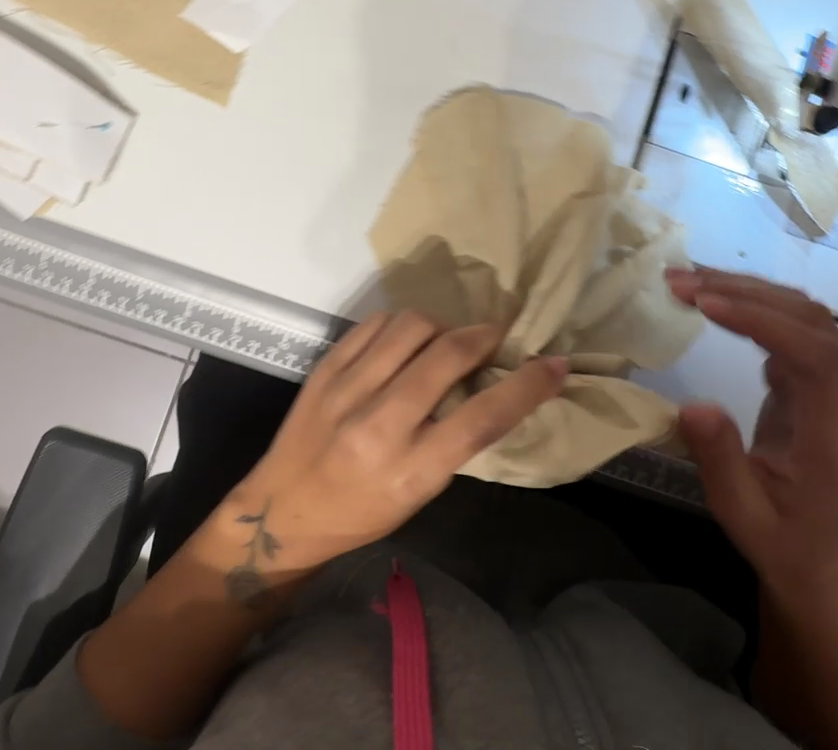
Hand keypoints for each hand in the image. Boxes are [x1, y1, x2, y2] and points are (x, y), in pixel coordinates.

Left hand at [214, 312, 566, 604]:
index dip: (527, 386)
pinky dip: (402, 325)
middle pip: (448, 356)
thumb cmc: (362, 513)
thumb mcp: (421, 492)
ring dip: (443, 326)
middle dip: (484, 337)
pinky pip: (375, 325)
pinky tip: (409, 340)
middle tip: (495, 340)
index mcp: (410, 469)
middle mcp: (378, 425)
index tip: (554, 364)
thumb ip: (455, 440)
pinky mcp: (325, 369)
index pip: (482, 417)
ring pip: (411, 327)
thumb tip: (493, 387)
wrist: (284, 510)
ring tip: (448, 340)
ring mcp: (346, 391)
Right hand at [666, 269, 837, 594]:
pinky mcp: (829, 381)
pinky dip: (756, 306)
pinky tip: (714, 299)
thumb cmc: (777, 536)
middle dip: (747, 295)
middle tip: (680, 283)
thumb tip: (694, 406)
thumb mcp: (739, 511)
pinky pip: (800, 329)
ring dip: (750, 292)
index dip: (765, 322)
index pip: (818, 359)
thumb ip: (720, 460)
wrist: (816, 554)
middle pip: (815, 325)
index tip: (706, 305)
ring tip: (689, 281)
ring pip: (809, 318)